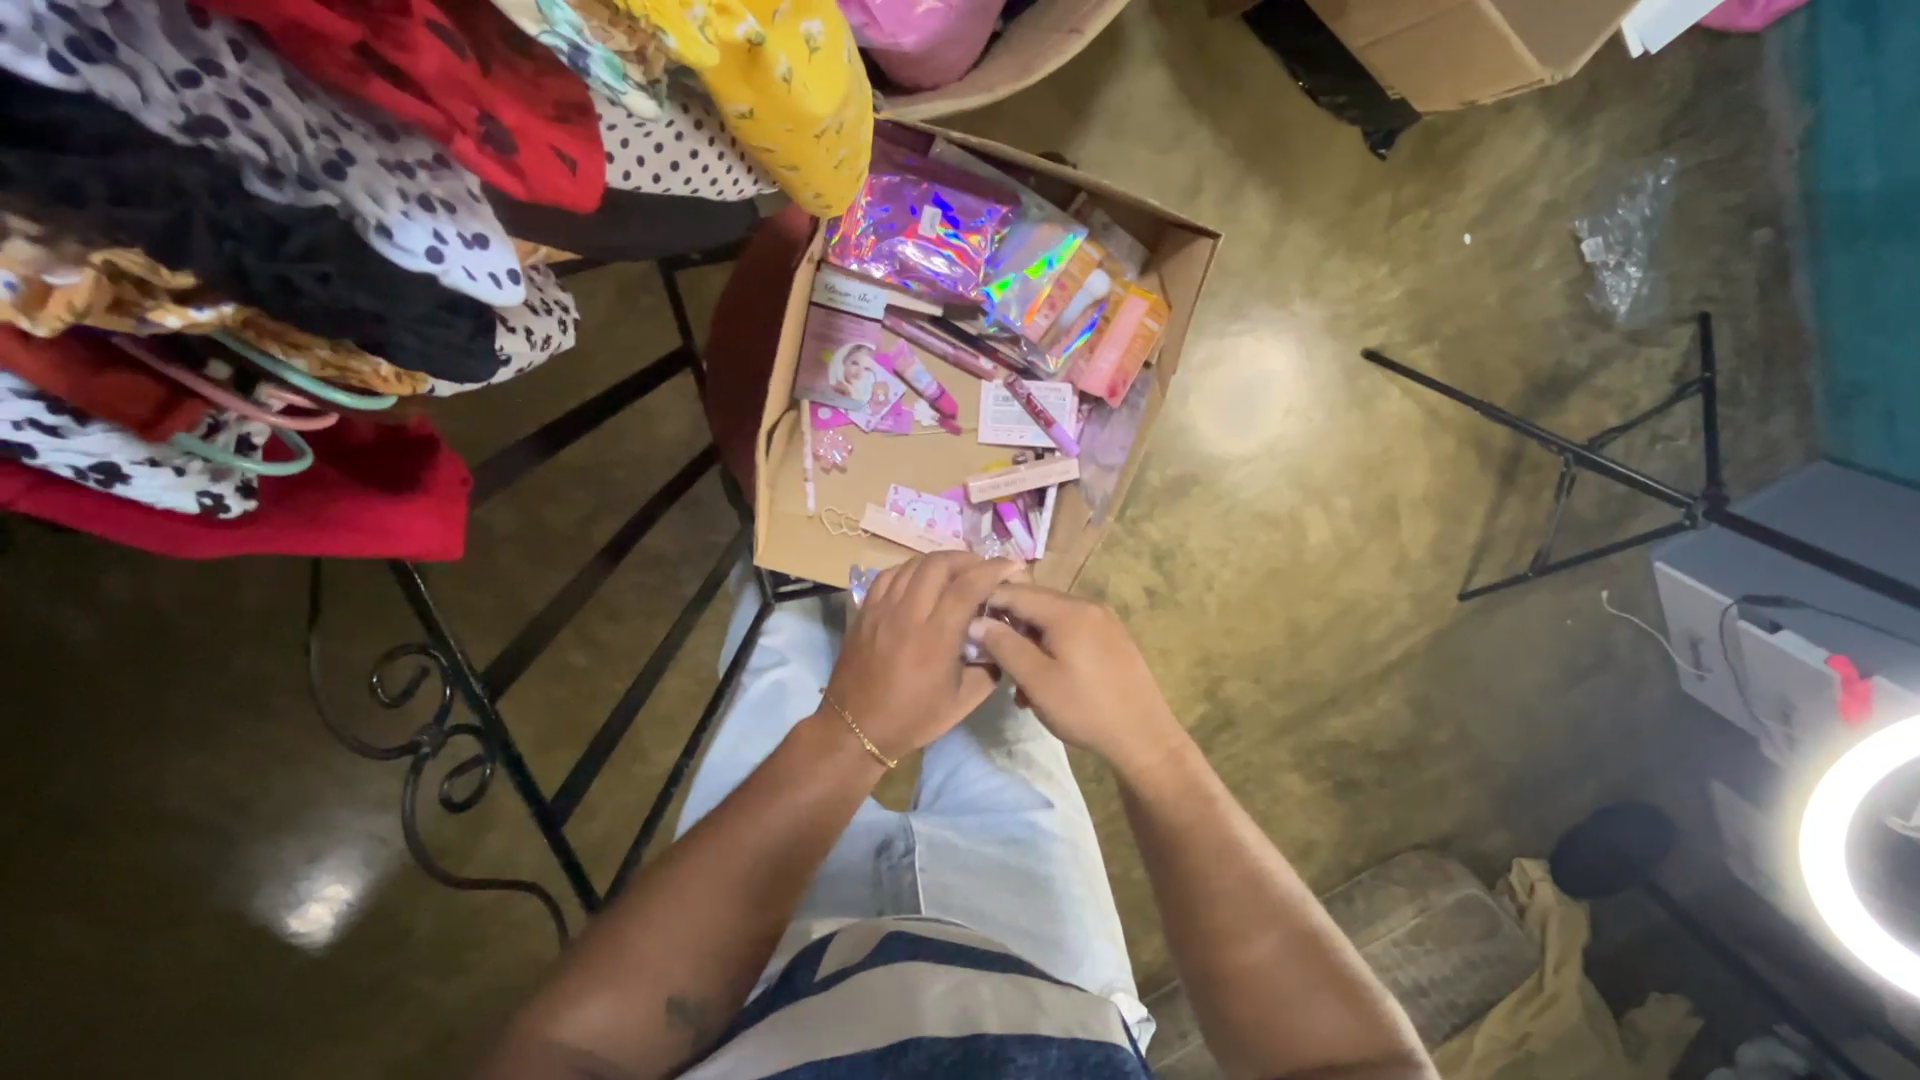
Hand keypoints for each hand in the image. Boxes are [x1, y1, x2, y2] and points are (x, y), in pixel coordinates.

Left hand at [822, 553, 1025, 760]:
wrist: (856, 728)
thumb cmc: (913, 718)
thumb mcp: (963, 702)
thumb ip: (990, 668)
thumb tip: (1001, 642)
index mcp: (936, 637)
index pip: (968, 586)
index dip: (993, 569)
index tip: (1012, 566)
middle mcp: (907, 614)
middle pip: (938, 564)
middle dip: (967, 558)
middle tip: (982, 568)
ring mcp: (881, 609)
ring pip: (912, 565)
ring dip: (939, 561)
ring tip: (955, 571)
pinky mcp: (864, 611)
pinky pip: (888, 575)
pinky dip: (910, 570)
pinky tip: (921, 580)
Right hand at [967, 583, 1186, 775]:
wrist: (1144, 737)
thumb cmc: (1085, 709)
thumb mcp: (1037, 681)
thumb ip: (1004, 646)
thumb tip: (976, 621)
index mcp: (1068, 610)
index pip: (1015, 591)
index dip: (986, 605)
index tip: (966, 627)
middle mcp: (1087, 606)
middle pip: (1035, 604)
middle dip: (1010, 628)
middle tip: (994, 660)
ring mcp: (1104, 621)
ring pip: (1052, 621)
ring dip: (1030, 644)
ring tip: (1021, 684)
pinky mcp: (1112, 639)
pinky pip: (1071, 632)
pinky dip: (1052, 649)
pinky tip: (1047, 682)